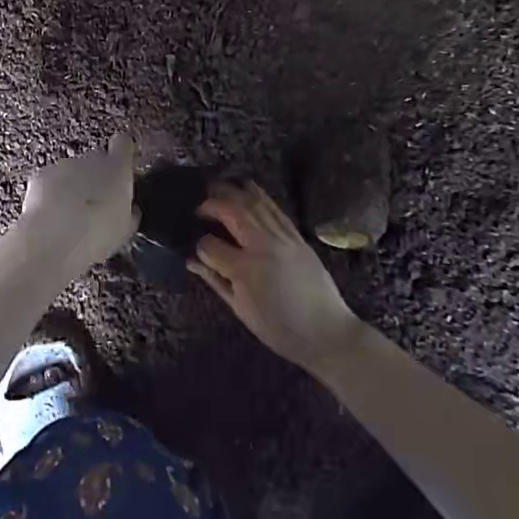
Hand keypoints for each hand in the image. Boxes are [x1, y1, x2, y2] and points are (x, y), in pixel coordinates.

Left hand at [17, 133, 138, 276]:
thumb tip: (129, 209)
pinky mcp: (40, 176)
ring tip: (71, 216)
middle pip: (96, 159)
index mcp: (117, 166)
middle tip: (97, 204)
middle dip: (97, 176)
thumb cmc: (98, 233)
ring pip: (71, 171)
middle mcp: (90, 159)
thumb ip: (129, 211)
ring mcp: (63, 165)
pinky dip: (50, 194)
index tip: (123, 166)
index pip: (123, 143)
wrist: (55, 238)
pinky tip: (52, 216)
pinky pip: (50, 182)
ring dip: (73, 186)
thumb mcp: (125, 228)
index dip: (123, 152)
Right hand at [190, 181, 363, 371]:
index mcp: (245, 269)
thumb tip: (193, 261)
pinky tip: (249, 190)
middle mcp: (263, 246)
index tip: (195, 245)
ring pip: (256, 204)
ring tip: (219, 186)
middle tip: (200, 203)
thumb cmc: (279, 329)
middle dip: (213, 203)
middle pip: (233, 212)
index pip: (211, 246)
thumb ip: (215, 280)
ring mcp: (283, 238)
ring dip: (235, 191)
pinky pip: (276, 210)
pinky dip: (260, 197)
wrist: (326, 331)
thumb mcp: (241, 310)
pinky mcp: (298, 237)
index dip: (199, 244)